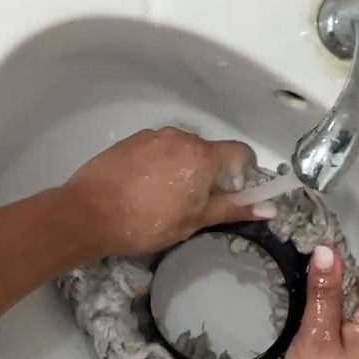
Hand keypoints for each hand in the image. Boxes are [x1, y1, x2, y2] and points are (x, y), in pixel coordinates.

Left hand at [63, 127, 265, 255]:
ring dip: (183, 169)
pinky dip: (159, 164)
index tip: (231, 193)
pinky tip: (143, 188)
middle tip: (193, 204)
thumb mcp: (193, 221)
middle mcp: (181, 137)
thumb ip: (233, 209)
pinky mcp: (131, 140)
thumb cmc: (145, 223)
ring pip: (182, 150)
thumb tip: (270, 207)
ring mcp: (153, 136)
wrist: (87, 212)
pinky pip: (157, 149)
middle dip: (210, 174)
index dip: (243, 172)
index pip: (240, 152)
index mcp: (203, 156)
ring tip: (163, 199)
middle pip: (210, 152)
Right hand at [281, 246, 358, 358]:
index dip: (336, 270)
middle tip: (298, 292)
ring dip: (326, 311)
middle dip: (330, 291)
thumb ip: (324, 292)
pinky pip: (346, 335)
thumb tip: (328, 251)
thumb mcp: (317, 335)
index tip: (307, 270)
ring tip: (298, 313)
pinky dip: (328, 330)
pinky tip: (307, 337)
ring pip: (349, 317)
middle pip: (358, 297)